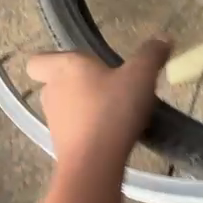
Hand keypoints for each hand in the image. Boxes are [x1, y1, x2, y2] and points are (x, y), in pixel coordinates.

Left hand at [27, 37, 171, 165]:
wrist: (94, 165)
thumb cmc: (113, 110)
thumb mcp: (141, 75)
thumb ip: (151, 54)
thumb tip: (163, 38)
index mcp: (65, 68)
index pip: (38, 61)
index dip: (52, 60)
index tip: (79, 64)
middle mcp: (52, 92)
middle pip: (56, 82)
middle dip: (79, 83)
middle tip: (107, 84)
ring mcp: (54, 121)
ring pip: (66, 107)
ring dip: (85, 107)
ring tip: (115, 109)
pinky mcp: (62, 146)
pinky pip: (74, 129)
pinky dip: (89, 129)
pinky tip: (113, 132)